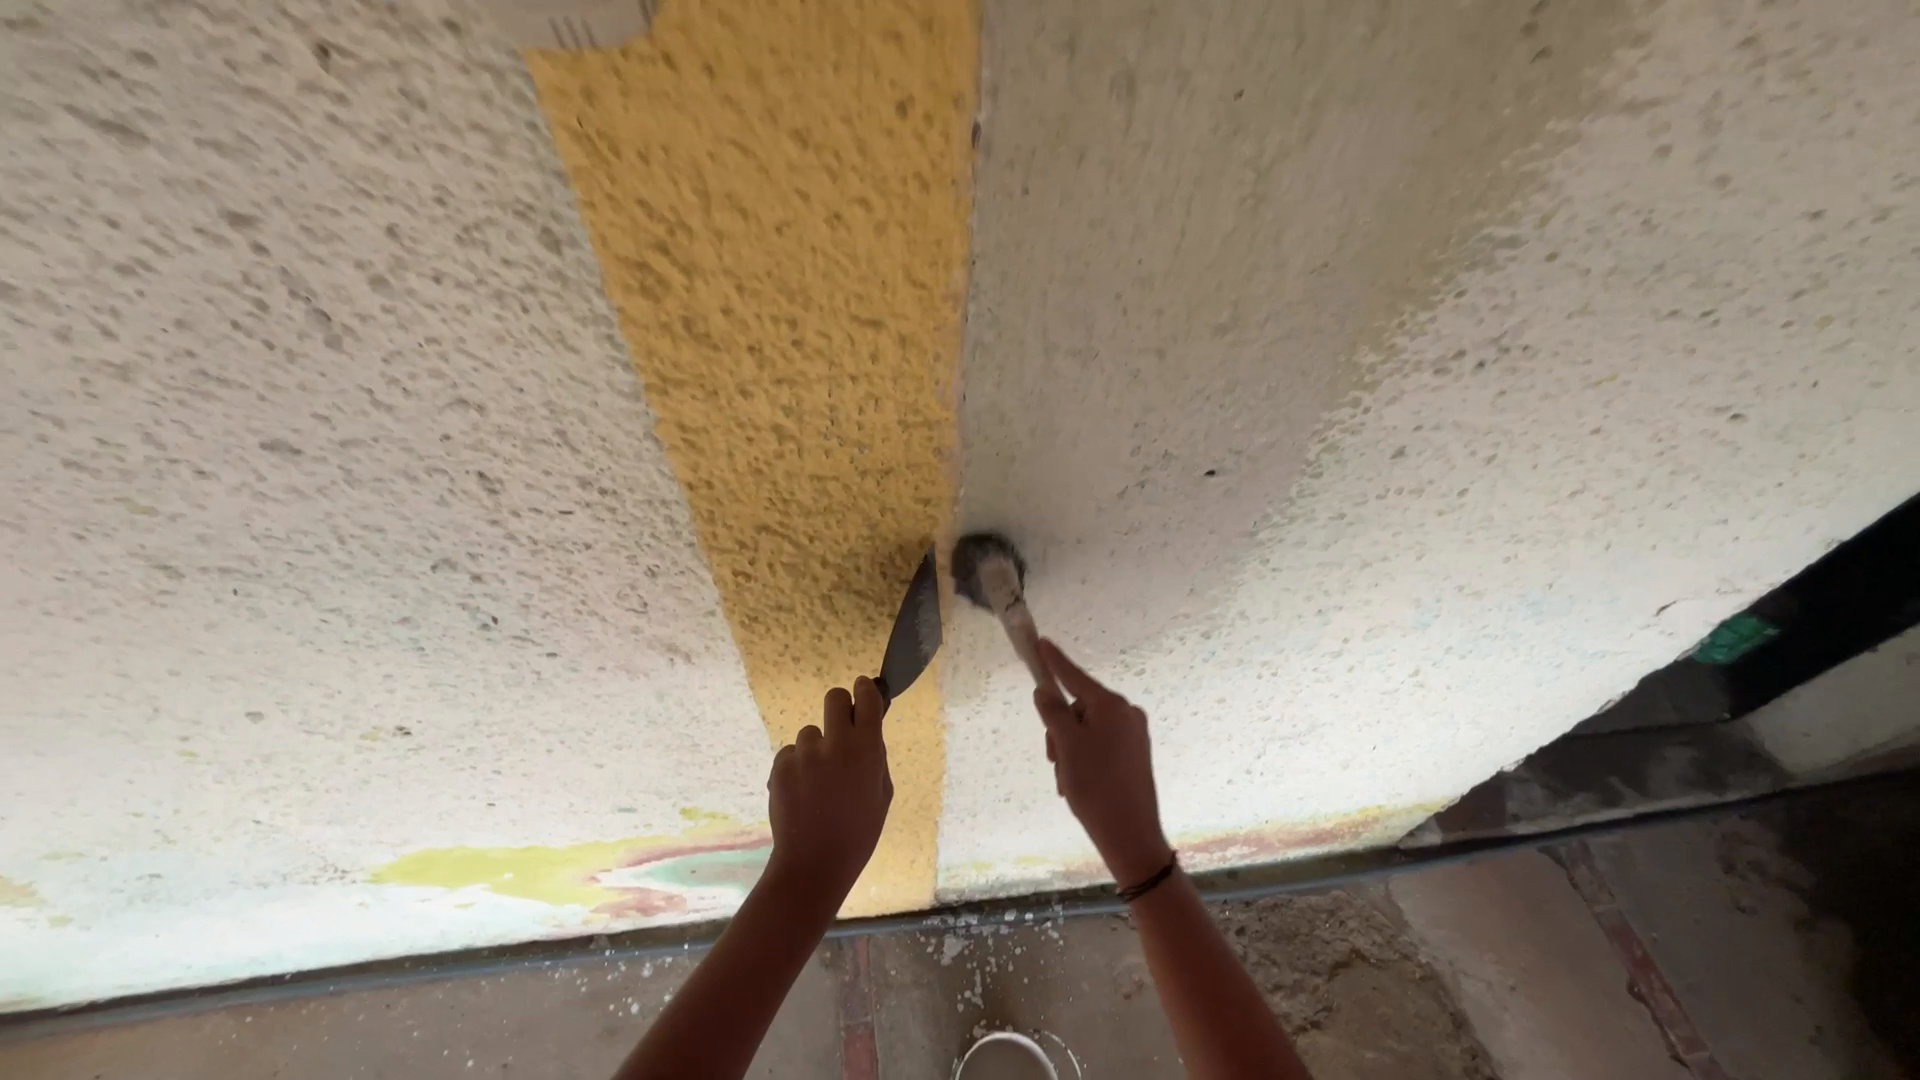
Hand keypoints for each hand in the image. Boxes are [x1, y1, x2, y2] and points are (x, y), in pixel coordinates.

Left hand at [765, 677, 893, 908]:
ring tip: (817, 782)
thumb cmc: (858, 832)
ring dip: (815, 748)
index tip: (863, 689)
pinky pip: (791, 754)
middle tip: (840, 730)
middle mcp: (836, 743)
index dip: (865, 689)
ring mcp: (804, 753)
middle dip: (839, 707)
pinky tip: (801, 793)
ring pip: (810, 732)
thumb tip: (868, 732)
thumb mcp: (882, 793)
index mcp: (867, 749)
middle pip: (834, 697)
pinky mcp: (780, 766)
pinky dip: (796, 767)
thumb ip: (876, 757)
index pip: (866, 698)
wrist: (814, 863)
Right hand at [1031, 639, 1173, 886]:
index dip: (1054, 661)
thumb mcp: (1066, 746)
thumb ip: (1053, 713)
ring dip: (1069, 751)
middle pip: (1077, 707)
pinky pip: (1099, 745)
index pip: (1075, 676)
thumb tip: (1045, 692)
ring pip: (1086, 730)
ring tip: (1068, 780)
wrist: (1131, 835)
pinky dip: (1084, 760)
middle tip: (1055, 761)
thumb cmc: (1096, 786)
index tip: (1041, 642)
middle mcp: (1126, 713)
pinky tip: (1079, 785)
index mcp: (1111, 706)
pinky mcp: (1135, 755)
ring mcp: (1133, 734)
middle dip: (1060, 731)